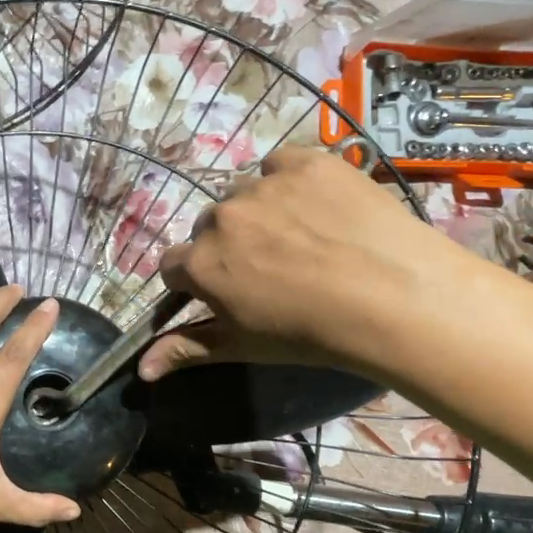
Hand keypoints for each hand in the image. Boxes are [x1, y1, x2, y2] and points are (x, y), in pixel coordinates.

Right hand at [138, 146, 485, 380]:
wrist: (393, 296)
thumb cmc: (308, 331)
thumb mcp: (241, 345)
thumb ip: (185, 349)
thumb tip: (139, 370)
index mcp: (199, 264)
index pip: (172, 264)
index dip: (195, 279)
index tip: (224, 291)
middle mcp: (221, 218)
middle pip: (208, 226)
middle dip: (226, 244)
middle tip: (267, 266)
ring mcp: (263, 185)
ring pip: (242, 193)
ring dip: (256, 211)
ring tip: (296, 234)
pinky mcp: (306, 162)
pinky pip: (279, 164)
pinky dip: (288, 180)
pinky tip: (314, 206)